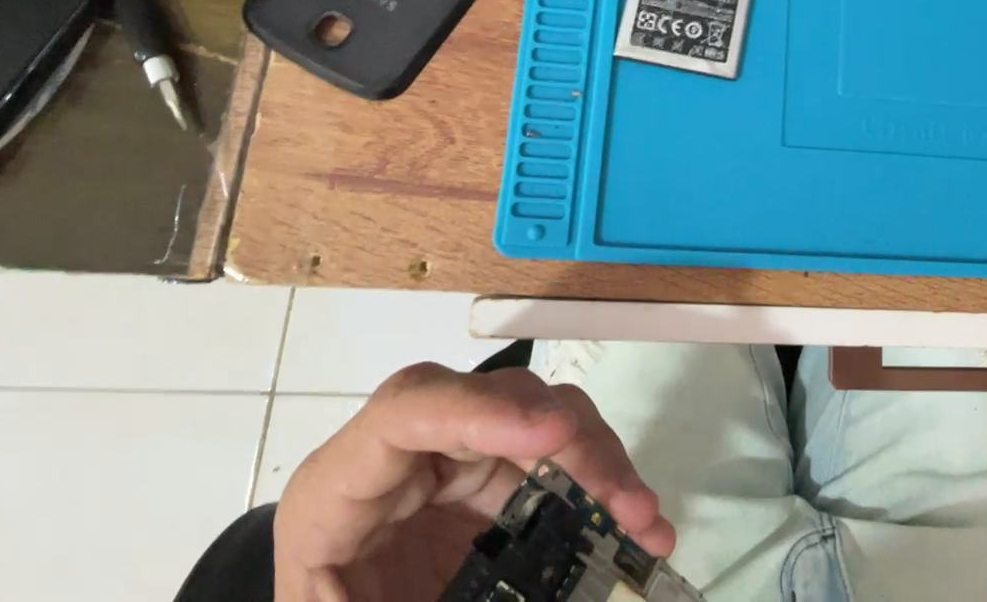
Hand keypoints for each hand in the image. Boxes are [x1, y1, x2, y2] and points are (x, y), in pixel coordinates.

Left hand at [273, 363, 674, 601]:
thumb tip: (544, 587)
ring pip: (541, 420)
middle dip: (574, 443)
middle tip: (628, 503)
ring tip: (645, 520)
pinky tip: (636, 524)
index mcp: (342, 487)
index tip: (554, 434)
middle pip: (500, 403)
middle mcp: (406, 454)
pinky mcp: (488, 485)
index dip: (484, 410)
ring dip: (601, 462)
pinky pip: (554, 464)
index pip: (411, 409)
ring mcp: (452, 462)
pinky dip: (599, 488)